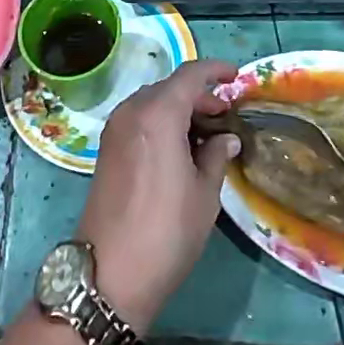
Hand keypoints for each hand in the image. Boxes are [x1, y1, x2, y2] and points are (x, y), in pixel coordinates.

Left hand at [76, 59, 240, 335]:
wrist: (109, 274)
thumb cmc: (166, 231)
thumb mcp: (204, 194)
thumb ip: (216, 156)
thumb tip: (225, 138)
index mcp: (159, 113)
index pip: (191, 75)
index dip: (216, 70)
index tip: (236, 76)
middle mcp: (133, 111)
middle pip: (170, 87)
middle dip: (199, 95)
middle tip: (225, 116)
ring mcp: (115, 128)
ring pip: (153, 101)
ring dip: (179, 108)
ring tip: (205, 133)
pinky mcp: (106, 148)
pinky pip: (139, 118)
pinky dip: (161, 121)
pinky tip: (179, 146)